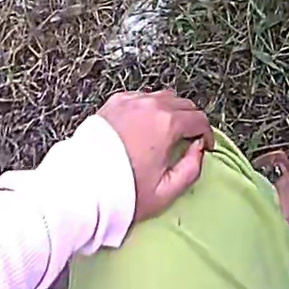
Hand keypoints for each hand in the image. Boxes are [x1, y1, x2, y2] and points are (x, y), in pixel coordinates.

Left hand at [96, 90, 213, 220]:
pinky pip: (141, 97)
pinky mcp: (115, 102)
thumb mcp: (165, 191)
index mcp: (168, 123)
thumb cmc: (125, 191)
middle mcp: (152, 104)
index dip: (207, 134)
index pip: (199, 119)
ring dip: (171, 111)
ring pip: (162, 97)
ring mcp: (132, 100)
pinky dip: (149, 107)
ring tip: (166, 132)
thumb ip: (191, 169)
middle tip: (188, 140)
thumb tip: (198, 150)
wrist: (82, 185)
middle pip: (183, 104)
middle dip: (191, 121)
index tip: (205, 147)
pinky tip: (144, 125)